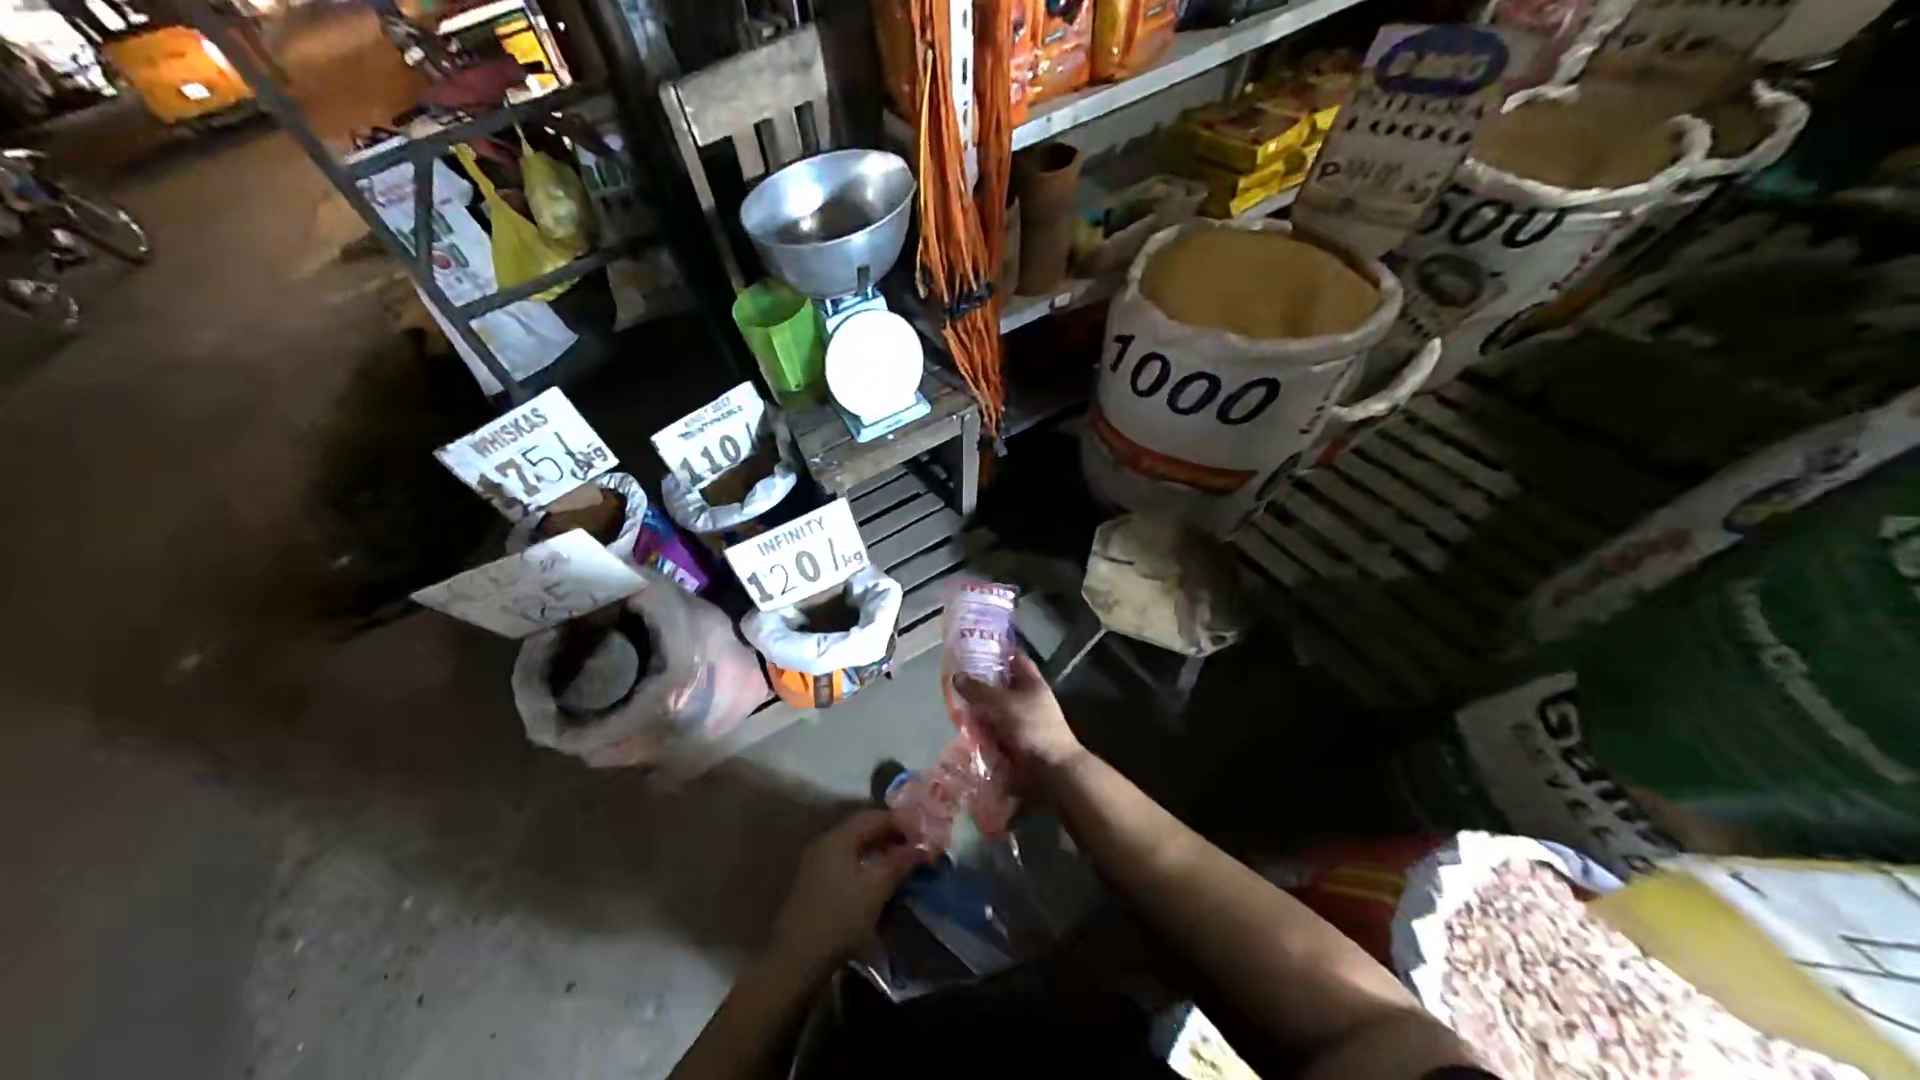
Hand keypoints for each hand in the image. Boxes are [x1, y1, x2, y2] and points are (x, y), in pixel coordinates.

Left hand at [767, 810, 925, 972]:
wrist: (796, 960)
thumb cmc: (840, 918)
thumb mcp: (876, 888)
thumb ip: (900, 862)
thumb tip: (925, 846)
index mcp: (838, 837)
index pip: (875, 816)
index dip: (902, 820)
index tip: (925, 831)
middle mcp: (825, 843)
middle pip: (863, 827)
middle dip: (892, 833)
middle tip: (918, 845)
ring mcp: (817, 862)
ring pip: (855, 845)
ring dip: (880, 848)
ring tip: (904, 860)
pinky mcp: (816, 882)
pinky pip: (846, 860)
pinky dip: (867, 861)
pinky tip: (880, 876)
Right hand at [952, 653, 1086, 790]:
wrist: (1050, 770)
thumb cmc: (1032, 727)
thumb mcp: (1003, 703)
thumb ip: (978, 690)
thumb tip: (957, 676)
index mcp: (1031, 683)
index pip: (1015, 660)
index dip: (997, 654)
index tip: (975, 651)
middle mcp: (1026, 700)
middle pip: (1000, 687)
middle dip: (979, 686)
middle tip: (955, 682)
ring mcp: (1019, 723)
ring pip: (993, 711)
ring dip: (976, 711)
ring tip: (952, 706)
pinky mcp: (1012, 744)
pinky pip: (991, 733)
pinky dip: (979, 732)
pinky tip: (961, 730)